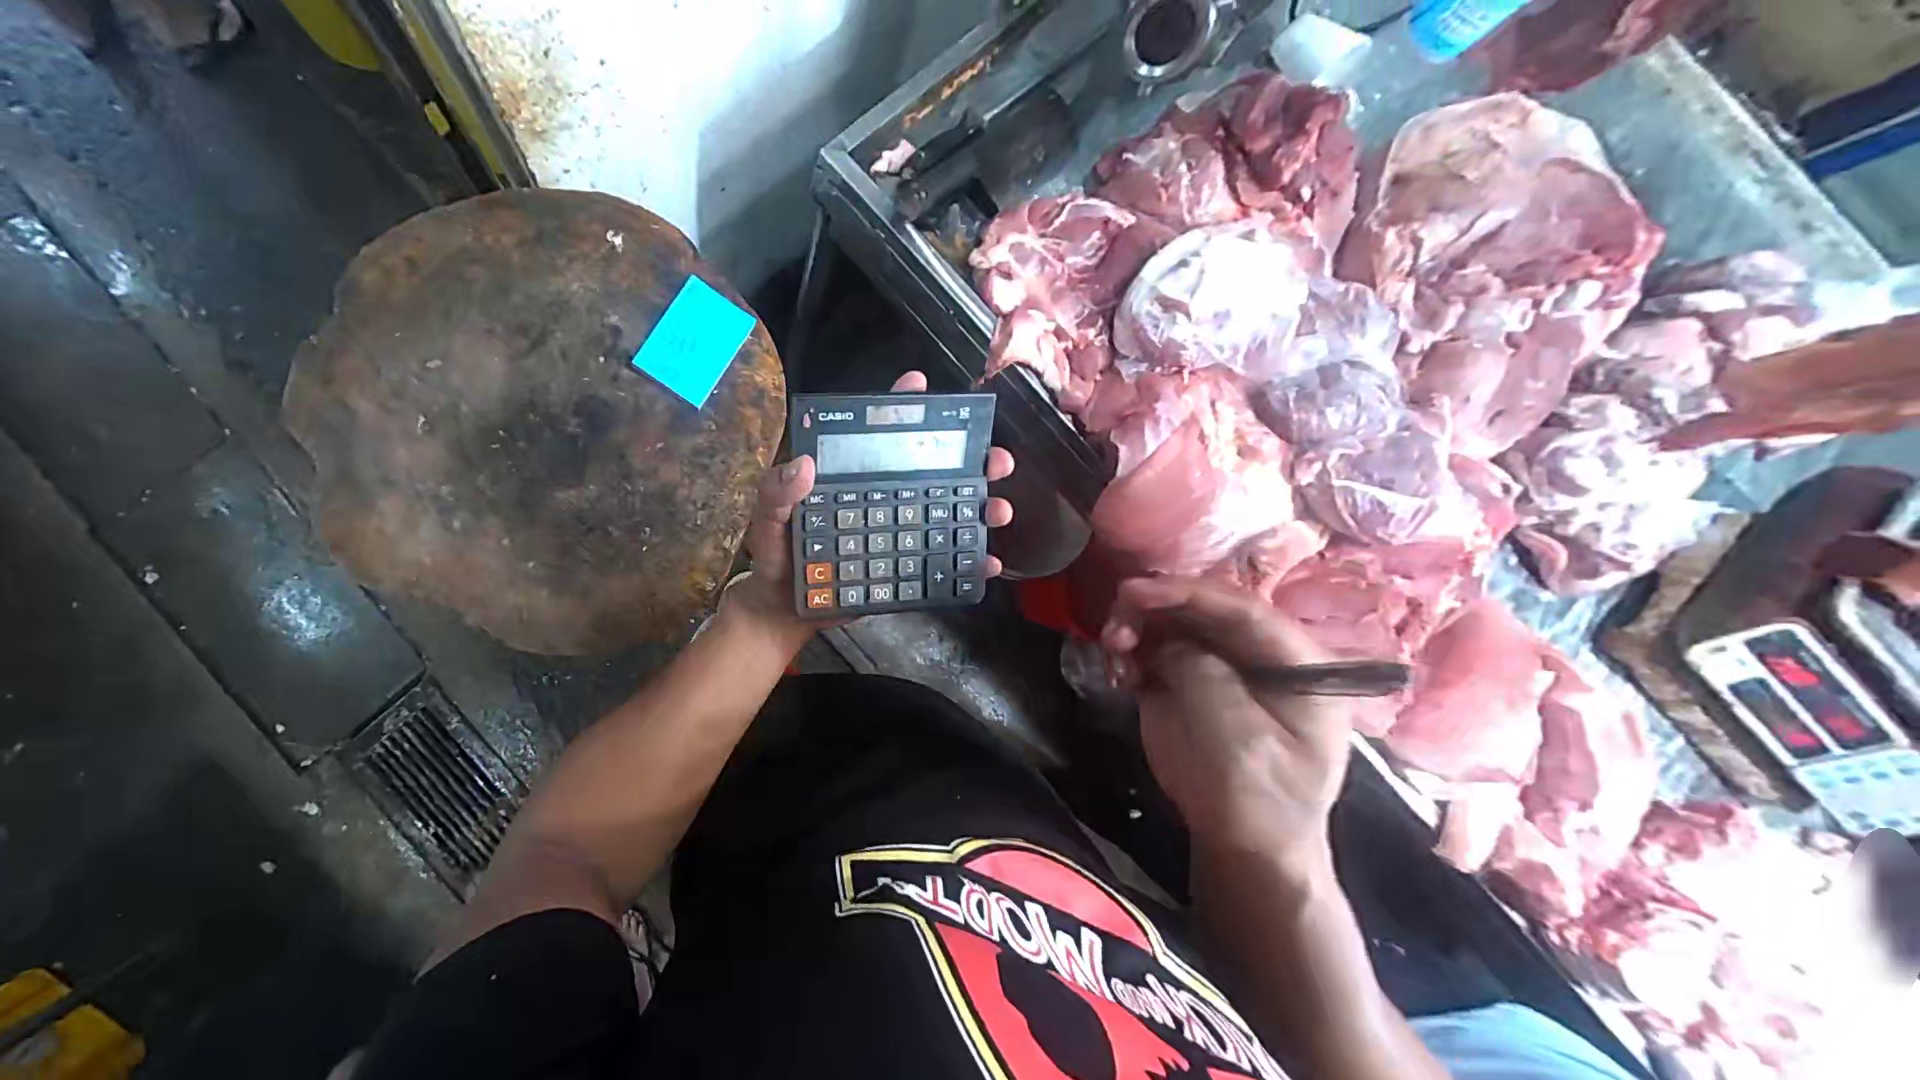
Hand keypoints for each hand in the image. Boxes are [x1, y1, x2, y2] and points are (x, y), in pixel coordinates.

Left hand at [720, 371, 1016, 647]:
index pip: (880, 436)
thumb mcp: (768, 521)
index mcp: (854, 481)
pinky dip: (969, 563)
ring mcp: (900, 535)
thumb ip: (777, 493)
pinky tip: (987, 562)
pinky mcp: (906, 568)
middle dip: (972, 461)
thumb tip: (803, 466)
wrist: (784, 611)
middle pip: (933, 473)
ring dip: (981, 508)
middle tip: (996, 459)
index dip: (901, 408)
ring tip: (999, 510)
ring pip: (948, 514)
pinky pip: (942, 563)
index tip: (921, 385)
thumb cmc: (777, 558)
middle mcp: (886, 501)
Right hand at [1102, 577, 1351, 872]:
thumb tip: (1167, 641)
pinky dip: (1132, 654)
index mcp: (1297, 664)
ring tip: (1112, 650)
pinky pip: (1157, 651)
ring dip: (1137, 629)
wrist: (1244, 850)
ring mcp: (1224, 667)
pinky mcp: (1191, 682)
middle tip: (1114, 624)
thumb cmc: (1256, 800)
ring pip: (1175, 626)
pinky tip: (1117, 672)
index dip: (1188, 593)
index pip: (1243, 611)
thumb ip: (1203, 674)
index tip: (1136, 590)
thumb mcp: (1237, 739)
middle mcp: (1260, 655)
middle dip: (1154, 610)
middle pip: (1204, 611)